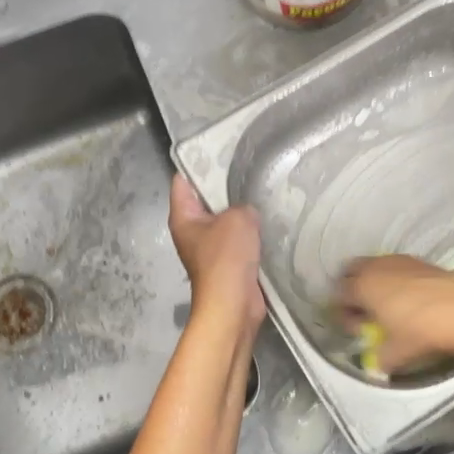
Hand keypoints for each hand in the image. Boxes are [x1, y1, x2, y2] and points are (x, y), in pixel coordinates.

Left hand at [167, 174, 265, 332]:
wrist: (233, 304)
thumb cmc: (226, 257)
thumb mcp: (238, 219)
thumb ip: (243, 206)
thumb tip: (247, 213)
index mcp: (183, 217)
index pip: (183, 180)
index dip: (198, 162)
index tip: (219, 149)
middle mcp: (192, 231)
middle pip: (206, 199)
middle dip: (225, 185)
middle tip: (248, 166)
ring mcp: (210, 248)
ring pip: (226, 220)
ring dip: (242, 211)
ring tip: (262, 189)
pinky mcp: (228, 263)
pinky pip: (239, 239)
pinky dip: (251, 232)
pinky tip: (270, 219)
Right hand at [336, 256, 453, 371]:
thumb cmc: (421, 331)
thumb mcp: (396, 354)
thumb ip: (380, 359)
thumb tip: (377, 364)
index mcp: (362, 287)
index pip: (339, 293)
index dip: (342, 311)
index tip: (356, 328)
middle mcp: (376, 268)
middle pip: (352, 270)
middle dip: (352, 288)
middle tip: (363, 309)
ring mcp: (398, 261)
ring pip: (375, 265)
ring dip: (374, 280)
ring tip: (386, 303)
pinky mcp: (420, 260)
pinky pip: (396, 265)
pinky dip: (394, 277)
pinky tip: (409, 296)